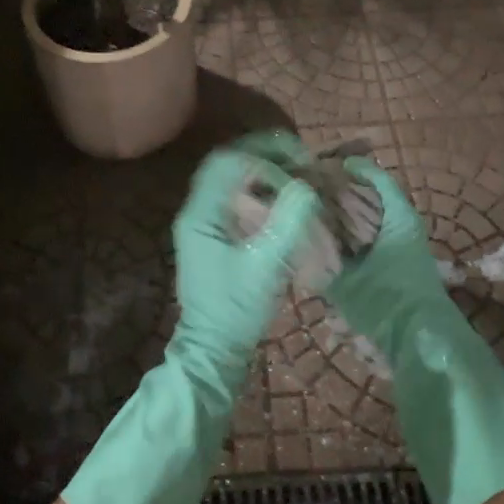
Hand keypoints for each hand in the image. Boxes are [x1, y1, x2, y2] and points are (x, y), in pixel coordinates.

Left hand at [168, 131, 321, 393]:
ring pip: (232, 180)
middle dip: (266, 155)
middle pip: (229, 164)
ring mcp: (205, 224)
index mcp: (201, 214)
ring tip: (298, 174)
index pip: (228, 161)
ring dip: (264, 172)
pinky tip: (286, 201)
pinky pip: (236, 199)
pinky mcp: (215, 238)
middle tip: (301, 160)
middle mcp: (198, 211)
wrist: (214, 352)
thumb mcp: (266, 266)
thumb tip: (306, 185)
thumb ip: (287, 222)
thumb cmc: (236, 310)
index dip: (265, 152)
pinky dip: (261, 192)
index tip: (299, 161)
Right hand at [323, 157, 503, 503]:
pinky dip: (350, 246)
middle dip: (344, 193)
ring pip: (373, 226)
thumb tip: (293, 251)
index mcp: (400, 224)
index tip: (327, 163)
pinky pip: (372, 250)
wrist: (435, 358)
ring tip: (310, 219)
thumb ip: (322, 269)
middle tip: (308, 190)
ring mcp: (407, 258)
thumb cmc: (397, 310)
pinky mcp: (404, 282)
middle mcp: (405, 234)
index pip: (379, 182)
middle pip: (375, 201)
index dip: (357, 169)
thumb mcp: (351, 286)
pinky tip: (324, 256)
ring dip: (346, 220)